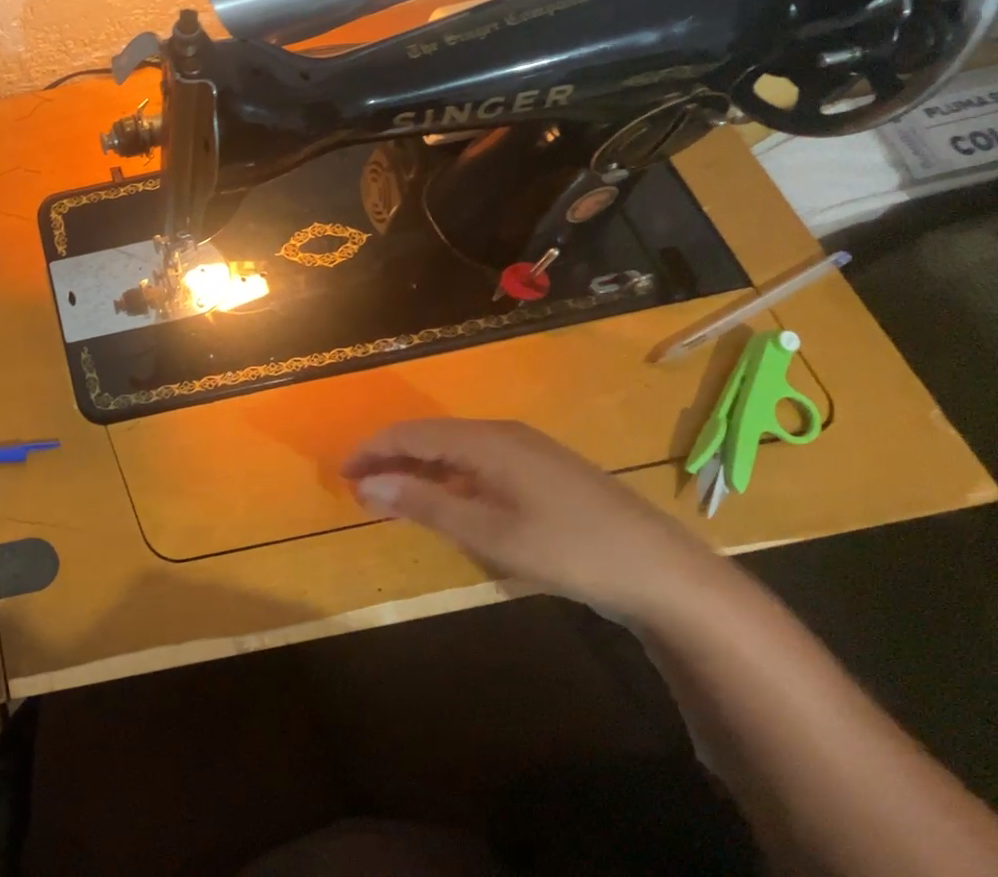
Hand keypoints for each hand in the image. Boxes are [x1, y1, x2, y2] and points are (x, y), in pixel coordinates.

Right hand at [342, 418, 732, 619]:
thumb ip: (424, 504)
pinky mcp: (545, 474)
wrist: (665, 574)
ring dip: (418, 472)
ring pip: (455, 451)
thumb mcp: (487, 532)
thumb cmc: (569, 550)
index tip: (341, 476)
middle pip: (431, 437)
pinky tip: (444, 504)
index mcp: (488, 441)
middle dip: (390, 460)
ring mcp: (529, 453)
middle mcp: (505, 435)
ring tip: (391, 500)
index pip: (411, 433)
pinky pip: (479, 465)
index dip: (372, 451)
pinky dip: (448, 480)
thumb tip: (368, 484)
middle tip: (359, 490)